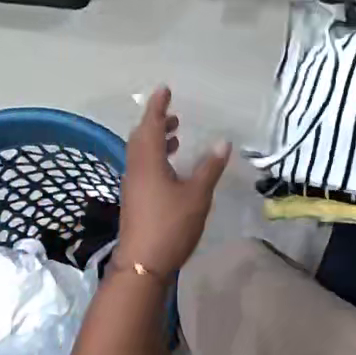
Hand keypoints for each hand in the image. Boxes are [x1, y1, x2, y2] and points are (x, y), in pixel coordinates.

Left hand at [119, 87, 231, 275]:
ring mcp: (132, 185)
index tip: (164, 90)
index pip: (151, 124)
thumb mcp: (197, 195)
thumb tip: (223, 142)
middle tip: (173, 116)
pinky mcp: (134, 200)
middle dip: (156, 123)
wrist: (142, 264)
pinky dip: (155, 158)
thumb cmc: (170, 225)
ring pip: (140, 154)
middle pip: (141, 137)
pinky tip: (170, 170)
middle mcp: (135, 168)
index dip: (157, 106)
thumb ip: (209, 168)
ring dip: (155, 141)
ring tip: (175, 138)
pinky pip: (142, 168)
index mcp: (148, 161)